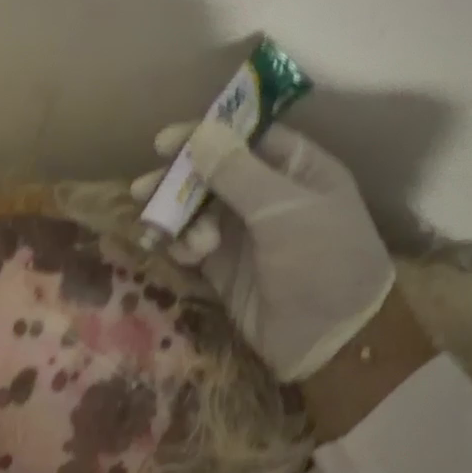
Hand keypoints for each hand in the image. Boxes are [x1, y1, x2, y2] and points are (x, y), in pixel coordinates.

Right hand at [132, 122, 395, 381]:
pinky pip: (190, 245)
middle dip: (179, 182)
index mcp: (298, 173)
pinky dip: (180, 246)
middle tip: (143, 190)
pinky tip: (182, 255)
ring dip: (177, 218)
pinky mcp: (223, 269)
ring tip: (165, 232)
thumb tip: (200, 132)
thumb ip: (237, 172)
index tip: (164, 143)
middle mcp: (270, 199)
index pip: (248, 139)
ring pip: (196, 211)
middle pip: (213, 175)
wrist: (328, 340)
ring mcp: (244, 235)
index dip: (207, 136)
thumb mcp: (283, 211)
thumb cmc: (320, 263)